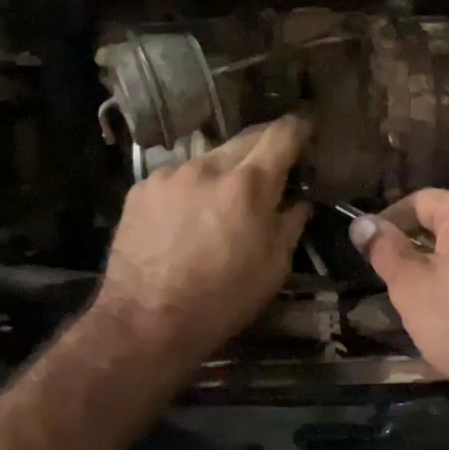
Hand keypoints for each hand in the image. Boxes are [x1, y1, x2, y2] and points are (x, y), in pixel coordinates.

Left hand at [98, 116, 312, 354]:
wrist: (145, 322)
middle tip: (271, 167)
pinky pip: (177, 177)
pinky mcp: (141, 188)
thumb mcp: (273, 267)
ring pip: (209, 159)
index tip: (306, 127)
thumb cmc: (222, 300)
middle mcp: (209, 167)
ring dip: (223, 172)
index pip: (282, 134)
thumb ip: (290, 223)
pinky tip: (186, 218)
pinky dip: (190, 189)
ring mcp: (171, 174)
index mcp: (249, 185)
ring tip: (222, 203)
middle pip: (245, 138)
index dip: (299, 127)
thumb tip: (299, 200)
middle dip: (263, 148)